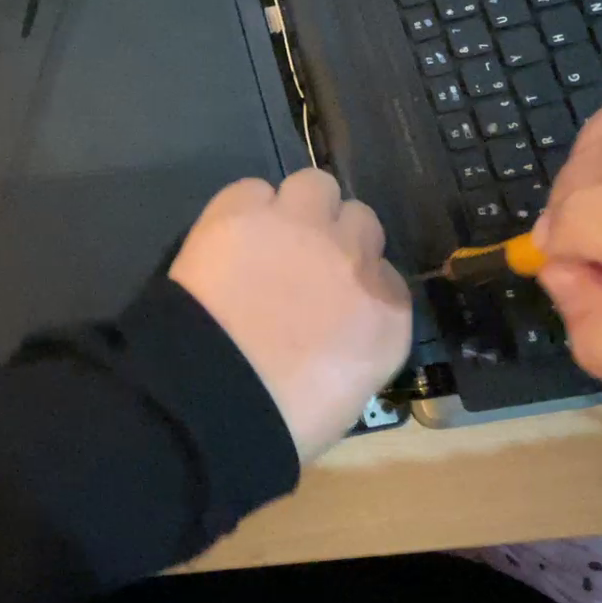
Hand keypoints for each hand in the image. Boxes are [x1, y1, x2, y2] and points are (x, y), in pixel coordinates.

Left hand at [170, 169, 411, 461]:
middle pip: (357, 218)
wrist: (214, 397)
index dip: (353, 280)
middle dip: (332, 235)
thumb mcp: (345, 392)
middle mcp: (352, 258)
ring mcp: (298, 227)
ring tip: (266, 235)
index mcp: (387, 313)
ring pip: (314, 184)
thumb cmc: (281, 417)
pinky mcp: (243, 210)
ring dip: (297, 206)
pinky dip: (242, 208)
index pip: (384, 273)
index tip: (328, 297)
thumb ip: (353, 342)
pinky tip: (226, 237)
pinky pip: (251, 188)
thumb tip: (332, 324)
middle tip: (298, 260)